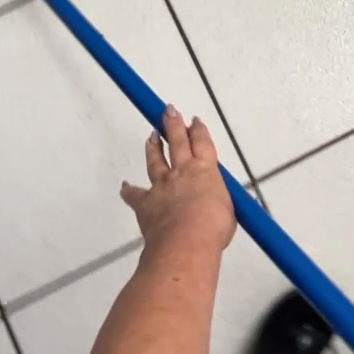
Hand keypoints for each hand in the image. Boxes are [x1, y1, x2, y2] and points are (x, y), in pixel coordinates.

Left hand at [120, 106, 236, 256]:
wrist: (185, 244)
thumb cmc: (214, 228)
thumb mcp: (229, 212)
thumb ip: (222, 202)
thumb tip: (228, 203)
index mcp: (205, 170)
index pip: (202, 143)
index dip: (198, 130)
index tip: (194, 120)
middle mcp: (183, 171)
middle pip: (178, 142)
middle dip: (173, 124)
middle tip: (168, 110)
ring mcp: (162, 185)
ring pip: (155, 161)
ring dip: (154, 147)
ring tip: (152, 135)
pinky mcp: (145, 203)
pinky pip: (134, 194)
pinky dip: (128, 190)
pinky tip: (124, 187)